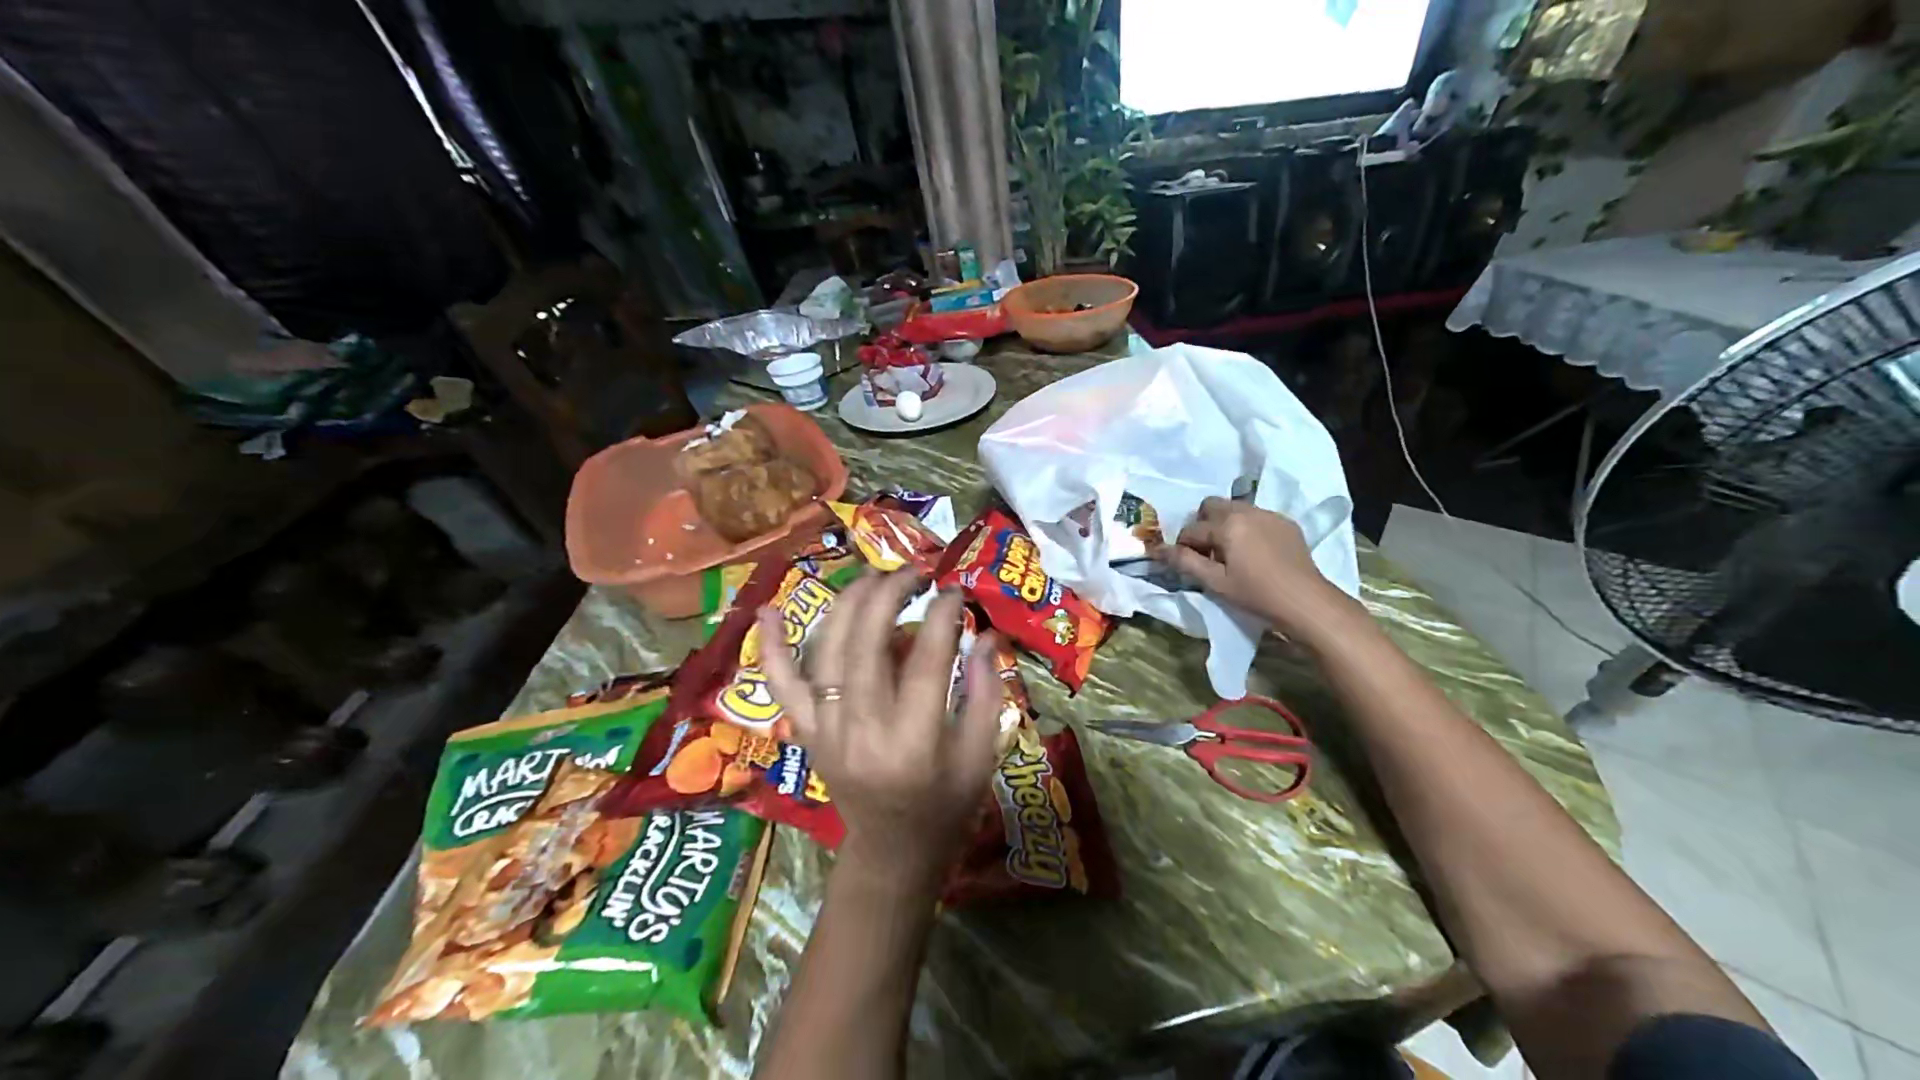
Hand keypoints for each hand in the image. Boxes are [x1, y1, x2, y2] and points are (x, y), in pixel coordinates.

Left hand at [758, 571, 1002, 890]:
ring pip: (826, 652)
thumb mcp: (981, 756)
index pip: (925, 661)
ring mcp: (825, 731)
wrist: (892, 852)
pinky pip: (781, 685)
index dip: (941, 616)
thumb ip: (986, 692)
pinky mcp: (806, 733)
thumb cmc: (947, 806)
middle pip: (866, 645)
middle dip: (890, 595)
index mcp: (913, 743)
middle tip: (914, 572)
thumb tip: (985, 633)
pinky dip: (771, 648)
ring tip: (873, 576)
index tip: (953, 589)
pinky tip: (767, 611)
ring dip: (847, 604)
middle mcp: (862, 732)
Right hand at [1156, 497, 1359, 639]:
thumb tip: (1157, 550)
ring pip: (1234, 508)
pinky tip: (1253, 552)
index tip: (1187, 563)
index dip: (1183, 547)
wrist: (1306, 601)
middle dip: (1202, 524)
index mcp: (1227, 524)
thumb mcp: (1215, 582)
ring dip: (1224, 524)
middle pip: (1211, 506)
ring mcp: (1268, 514)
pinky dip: (1246, 527)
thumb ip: (1185, 562)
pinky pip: (1256, 516)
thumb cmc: (1256, 594)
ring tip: (1230, 552)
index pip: (1191, 529)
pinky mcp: (1285, 522)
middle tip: (1207, 552)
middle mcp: (1246, 510)